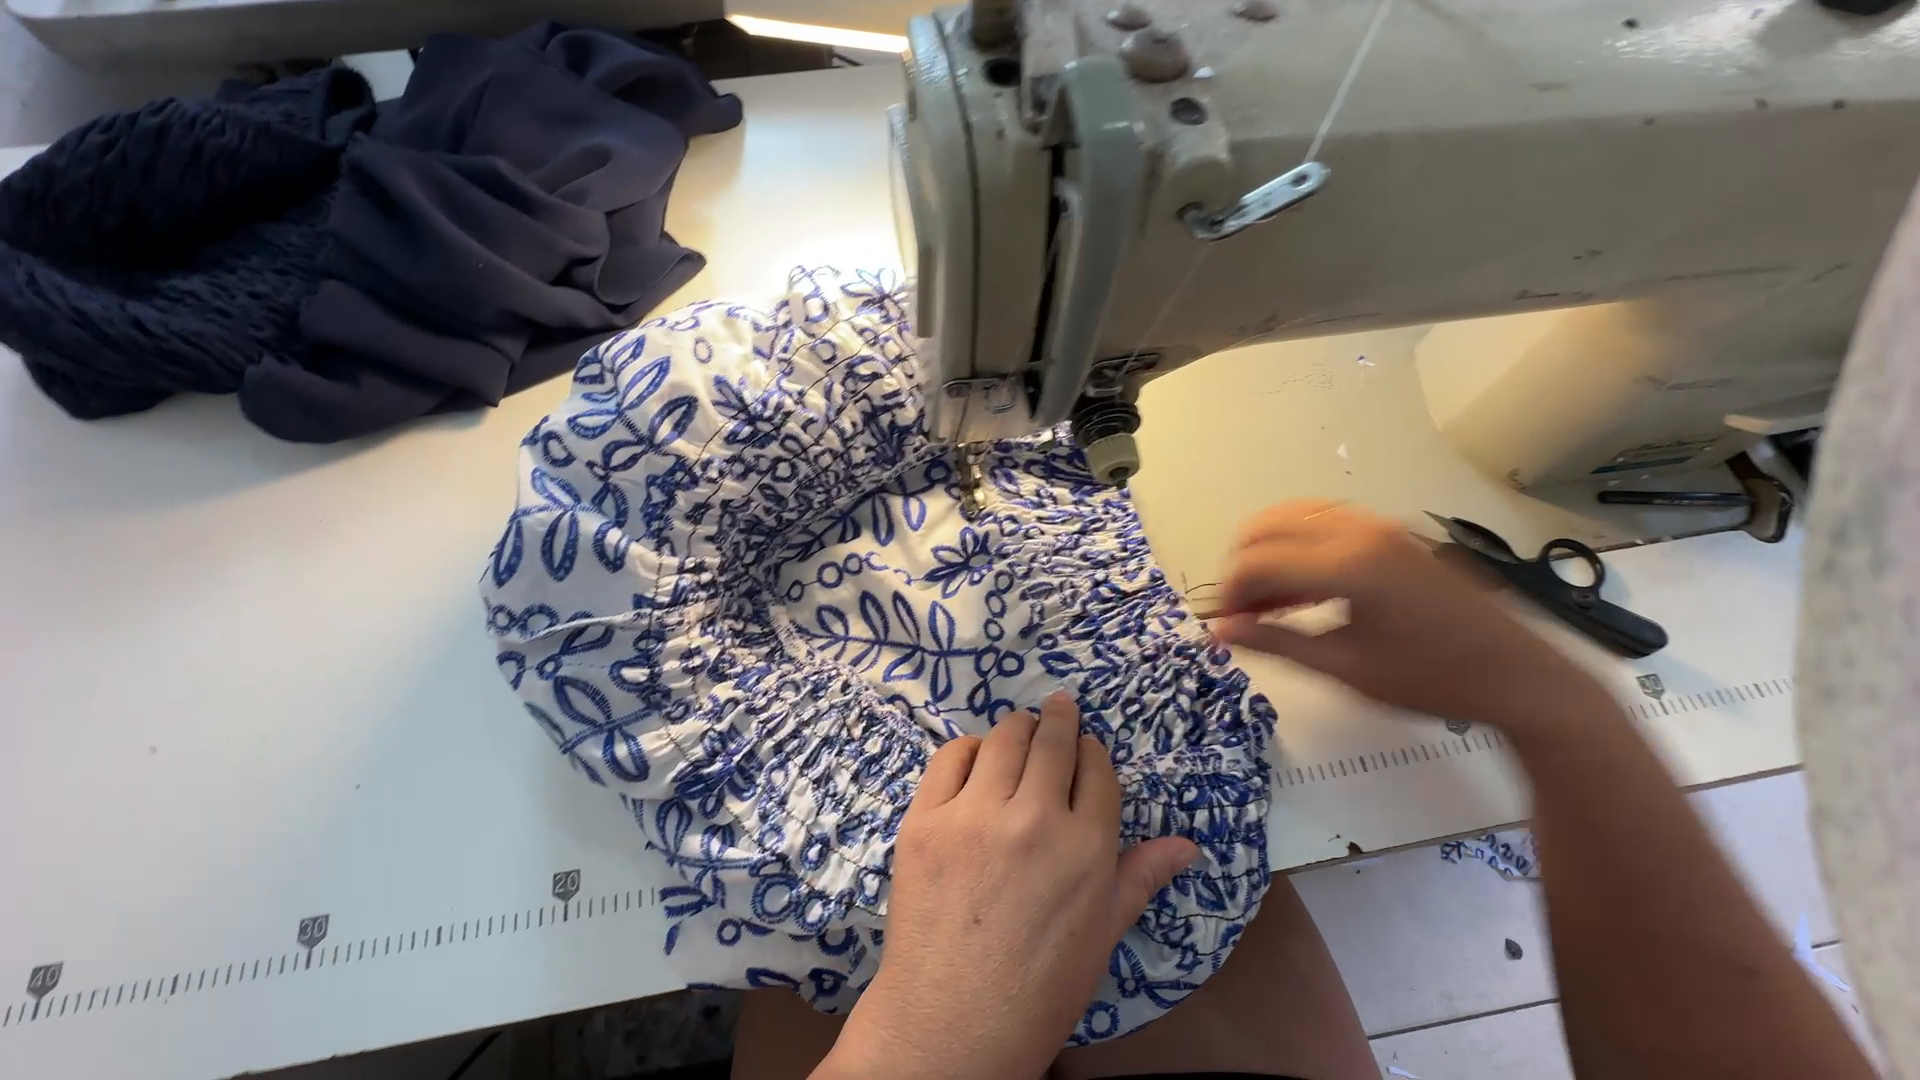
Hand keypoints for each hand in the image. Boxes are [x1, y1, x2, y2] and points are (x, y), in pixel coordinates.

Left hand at [817, 694, 1197, 1079]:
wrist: (951, 1023)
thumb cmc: (1039, 988)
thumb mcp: (1101, 935)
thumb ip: (1140, 877)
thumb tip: (1188, 845)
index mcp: (1085, 849)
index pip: (1096, 770)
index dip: (1092, 752)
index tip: (1086, 747)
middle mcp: (1033, 819)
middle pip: (1051, 742)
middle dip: (1059, 719)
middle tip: (1059, 707)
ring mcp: (973, 816)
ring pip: (1003, 740)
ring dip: (1018, 727)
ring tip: (1021, 728)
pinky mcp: (925, 820)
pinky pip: (950, 759)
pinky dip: (969, 750)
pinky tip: (977, 760)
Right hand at [1211, 501, 1606, 733]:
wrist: (1518, 676)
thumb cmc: (1429, 679)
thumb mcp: (1344, 667)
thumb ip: (1275, 642)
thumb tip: (1218, 630)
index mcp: (1347, 564)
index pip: (1258, 560)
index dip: (1229, 591)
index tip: (1224, 624)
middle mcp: (1359, 531)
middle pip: (1268, 525)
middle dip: (1243, 565)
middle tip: (1241, 610)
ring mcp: (1379, 527)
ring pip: (1295, 517)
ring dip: (1270, 553)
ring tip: (1269, 602)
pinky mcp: (1393, 534)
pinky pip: (1326, 523)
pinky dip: (1299, 547)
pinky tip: (1303, 589)